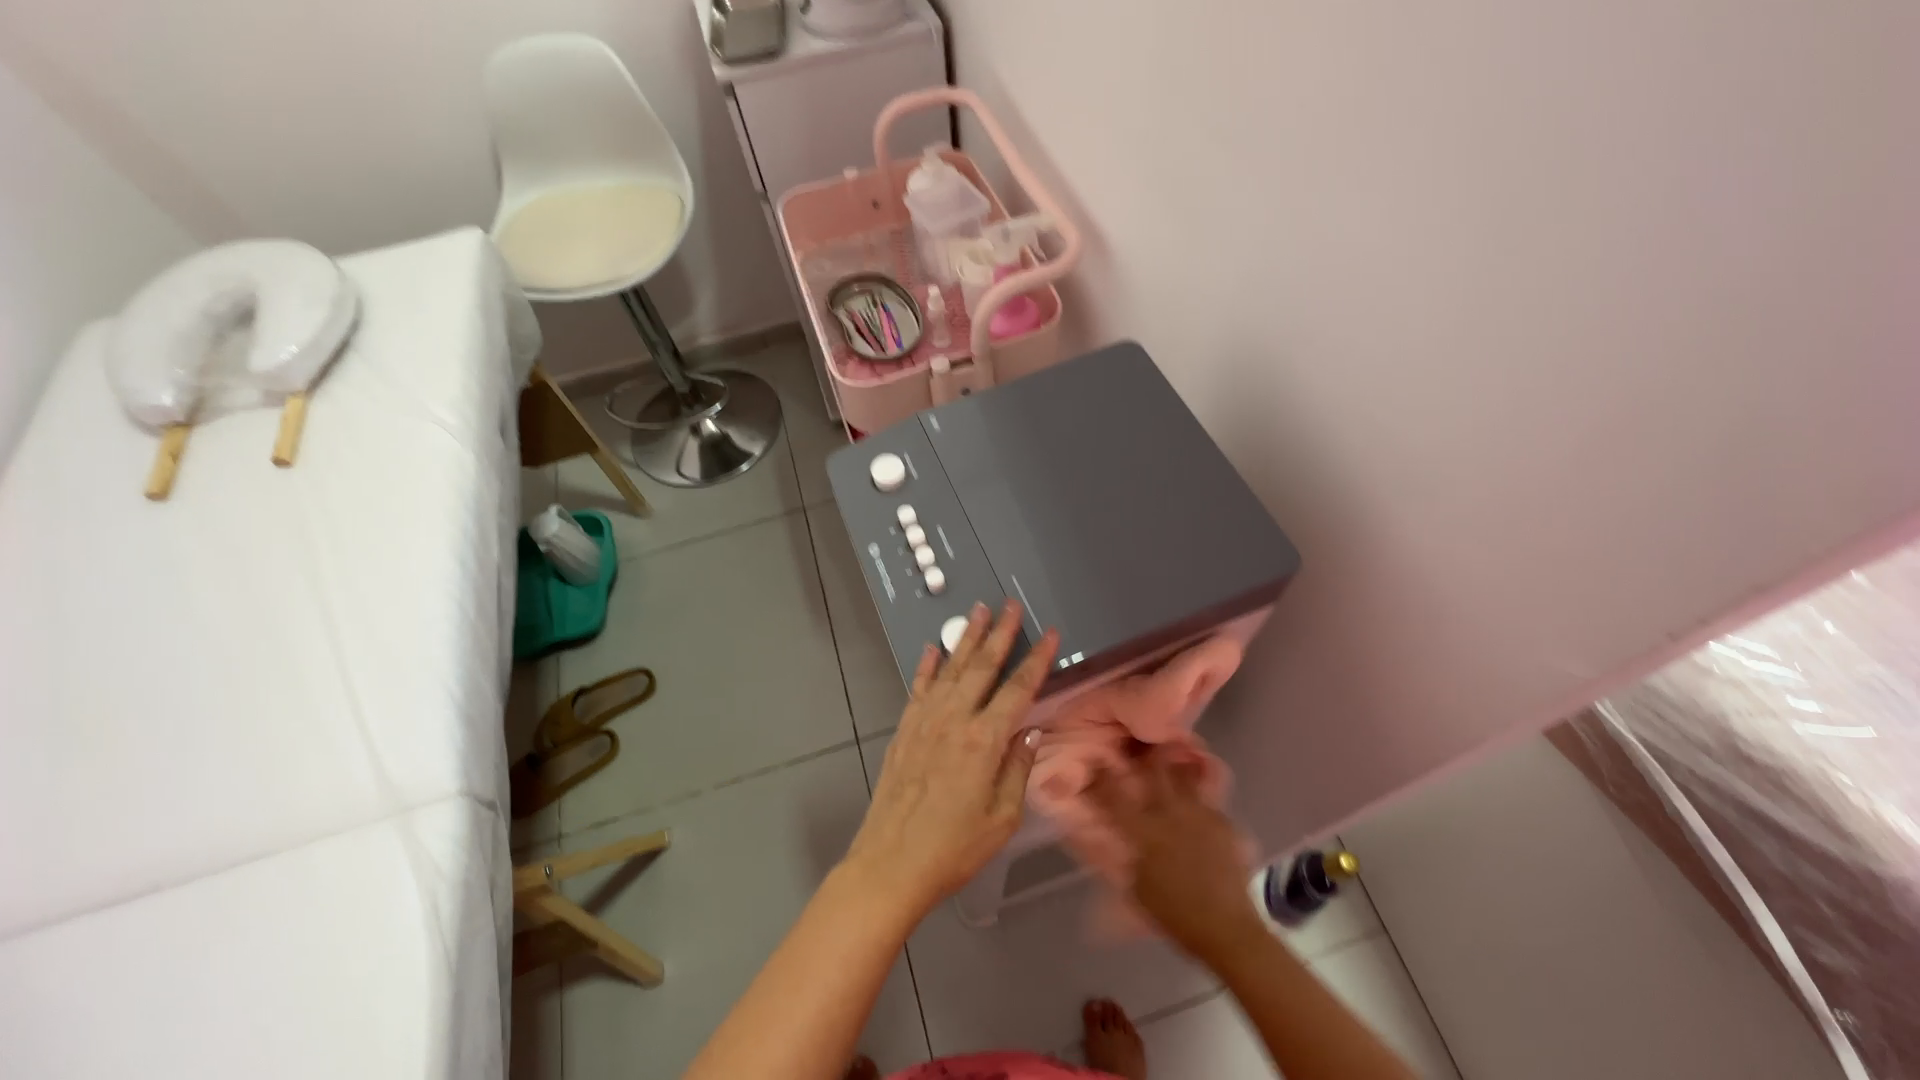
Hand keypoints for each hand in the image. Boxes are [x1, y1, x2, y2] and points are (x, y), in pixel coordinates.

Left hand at [843, 600, 1058, 920]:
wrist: (891, 864)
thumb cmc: (955, 848)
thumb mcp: (1002, 818)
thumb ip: (1017, 770)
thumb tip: (1029, 732)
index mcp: (984, 741)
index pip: (1017, 689)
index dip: (1036, 660)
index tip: (1049, 632)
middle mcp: (954, 720)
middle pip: (981, 667)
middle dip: (999, 633)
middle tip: (1010, 604)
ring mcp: (924, 722)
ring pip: (950, 670)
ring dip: (965, 638)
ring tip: (978, 610)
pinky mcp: (903, 731)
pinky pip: (919, 688)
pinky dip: (928, 665)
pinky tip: (934, 647)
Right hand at [1087, 751, 1264, 962]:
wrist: (1226, 929)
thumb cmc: (1174, 916)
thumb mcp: (1137, 889)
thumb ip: (1128, 858)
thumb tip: (1123, 841)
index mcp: (1143, 832)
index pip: (1113, 797)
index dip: (1101, 777)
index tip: (1095, 763)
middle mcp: (1169, 814)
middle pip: (1155, 771)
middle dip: (1144, 755)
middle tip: (1138, 748)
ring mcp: (1200, 815)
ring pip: (1186, 775)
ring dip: (1175, 766)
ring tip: (1172, 756)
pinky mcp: (1224, 823)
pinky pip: (1209, 801)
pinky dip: (1200, 799)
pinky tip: (1199, 806)